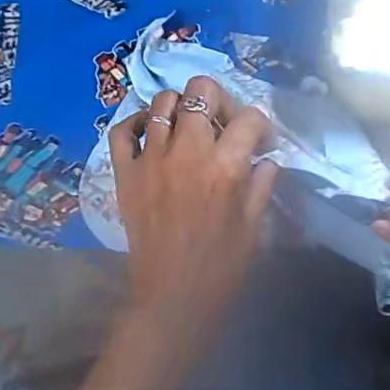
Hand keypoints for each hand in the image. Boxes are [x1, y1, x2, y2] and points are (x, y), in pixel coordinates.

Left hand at [108, 76, 278, 348]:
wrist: (172, 298)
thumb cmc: (221, 267)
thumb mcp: (254, 226)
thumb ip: (261, 184)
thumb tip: (266, 158)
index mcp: (226, 166)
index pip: (250, 117)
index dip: (261, 125)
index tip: (260, 141)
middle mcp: (188, 152)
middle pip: (201, 91)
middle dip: (219, 101)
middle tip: (222, 124)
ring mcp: (151, 159)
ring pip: (163, 102)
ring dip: (181, 107)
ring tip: (188, 127)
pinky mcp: (125, 173)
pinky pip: (123, 129)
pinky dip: (138, 122)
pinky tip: (152, 131)